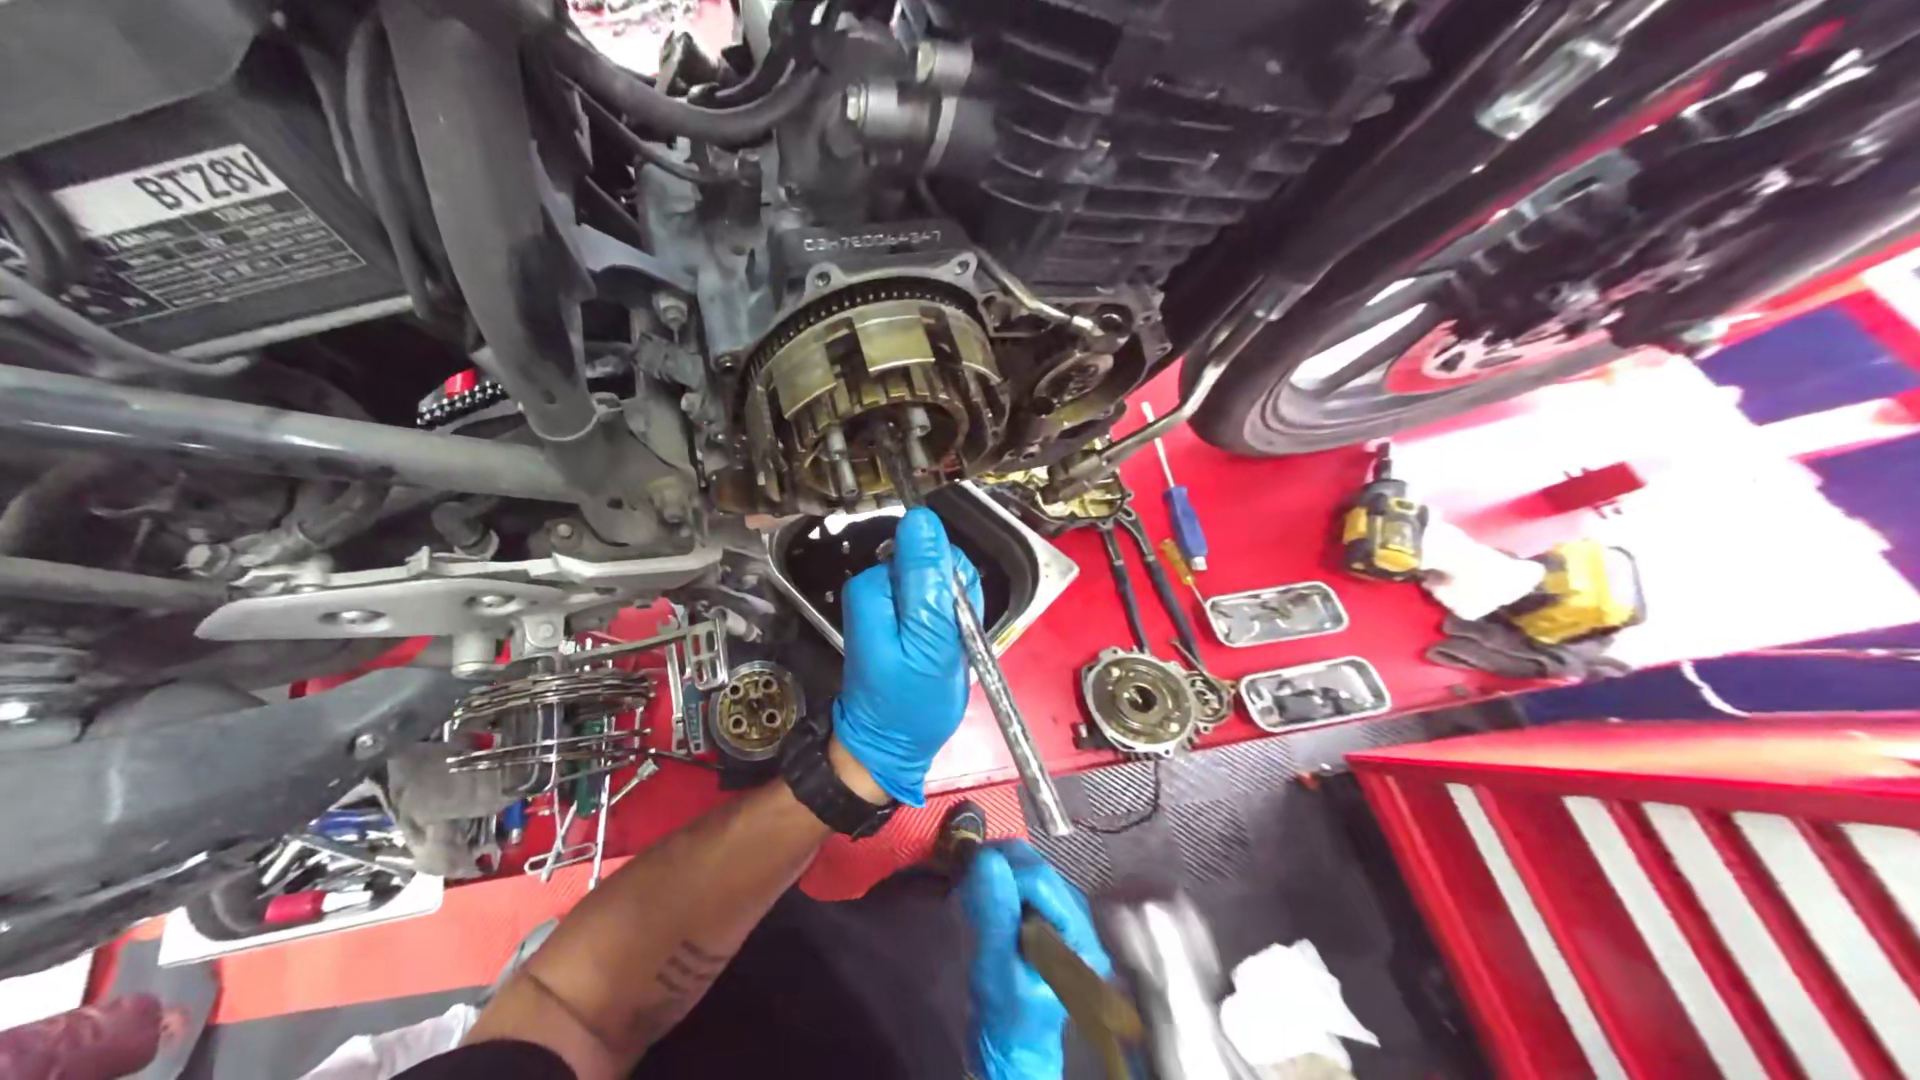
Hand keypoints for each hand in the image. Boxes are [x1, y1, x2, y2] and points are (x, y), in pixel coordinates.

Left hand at [832, 507, 982, 805]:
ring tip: (952, 645)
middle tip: (956, 637)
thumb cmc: (911, 701)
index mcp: (875, 587)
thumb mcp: (928, 640)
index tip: (956, 619)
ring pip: (944, 581)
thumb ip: (928, 578)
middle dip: (958, 596)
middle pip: (937, 562)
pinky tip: (950, 645)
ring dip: (959, 611)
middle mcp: (877, 586)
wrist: (894, 746)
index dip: (954, 581)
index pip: (929, 549)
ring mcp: (889, 602)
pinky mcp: (903, 616)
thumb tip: (922, 519)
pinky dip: (953, 621)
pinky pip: (940, 601)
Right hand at [960, 842, 1111, 1079]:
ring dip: (1002, 874)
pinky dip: (1005, 883)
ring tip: (978, 891)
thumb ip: (993, 913)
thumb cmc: (1003, 1014)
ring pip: (1034, 871)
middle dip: (1003, 869)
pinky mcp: (1053, 916)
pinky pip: (1029, 884)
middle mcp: (1082, 920)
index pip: (1041, 882)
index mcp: (1079, 937)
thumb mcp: (994, 968)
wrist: (1011, 1042)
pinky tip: (990, 899)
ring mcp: (1068, 916)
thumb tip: (986, 858)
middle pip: (1040, 871)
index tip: (973, 882)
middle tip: (972, 881)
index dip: (1005, 874)